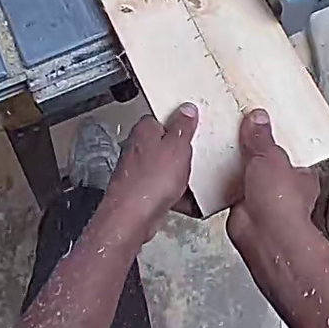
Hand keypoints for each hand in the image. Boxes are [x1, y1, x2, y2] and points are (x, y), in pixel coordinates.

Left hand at [97, 103, 197, 243]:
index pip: (163, 117)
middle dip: (183, 151)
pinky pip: (166, 188)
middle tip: (196, 155)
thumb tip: (187, 110)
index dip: (181, 123)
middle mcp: (138, 148)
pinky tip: (187, 199)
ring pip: (167, 167)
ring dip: (181, 174)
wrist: (133, 217)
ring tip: (191, 179)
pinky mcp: (143, 191)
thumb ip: (183, 126)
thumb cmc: (149, 181)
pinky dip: (177, 193)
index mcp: (145, 130)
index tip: (194, 127)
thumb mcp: (178, 147)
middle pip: (167, 143)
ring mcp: (139, 170)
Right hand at [226, 109, 322, 289]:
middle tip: (236, 132)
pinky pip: (227, 186)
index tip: (260, 124)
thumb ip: (262, 138)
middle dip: (250, 150)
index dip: (274, 138)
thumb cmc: (282, 204)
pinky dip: (220, 180)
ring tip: (221, 145)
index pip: (288, 150)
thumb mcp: (271, 157)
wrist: (263, 234)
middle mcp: (281, 188)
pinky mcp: (240, 206)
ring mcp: (260, 197)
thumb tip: (258, 119)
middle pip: (263, 161)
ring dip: (234, 165)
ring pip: (244, 173)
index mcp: (300, 175)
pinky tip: (212, 168)